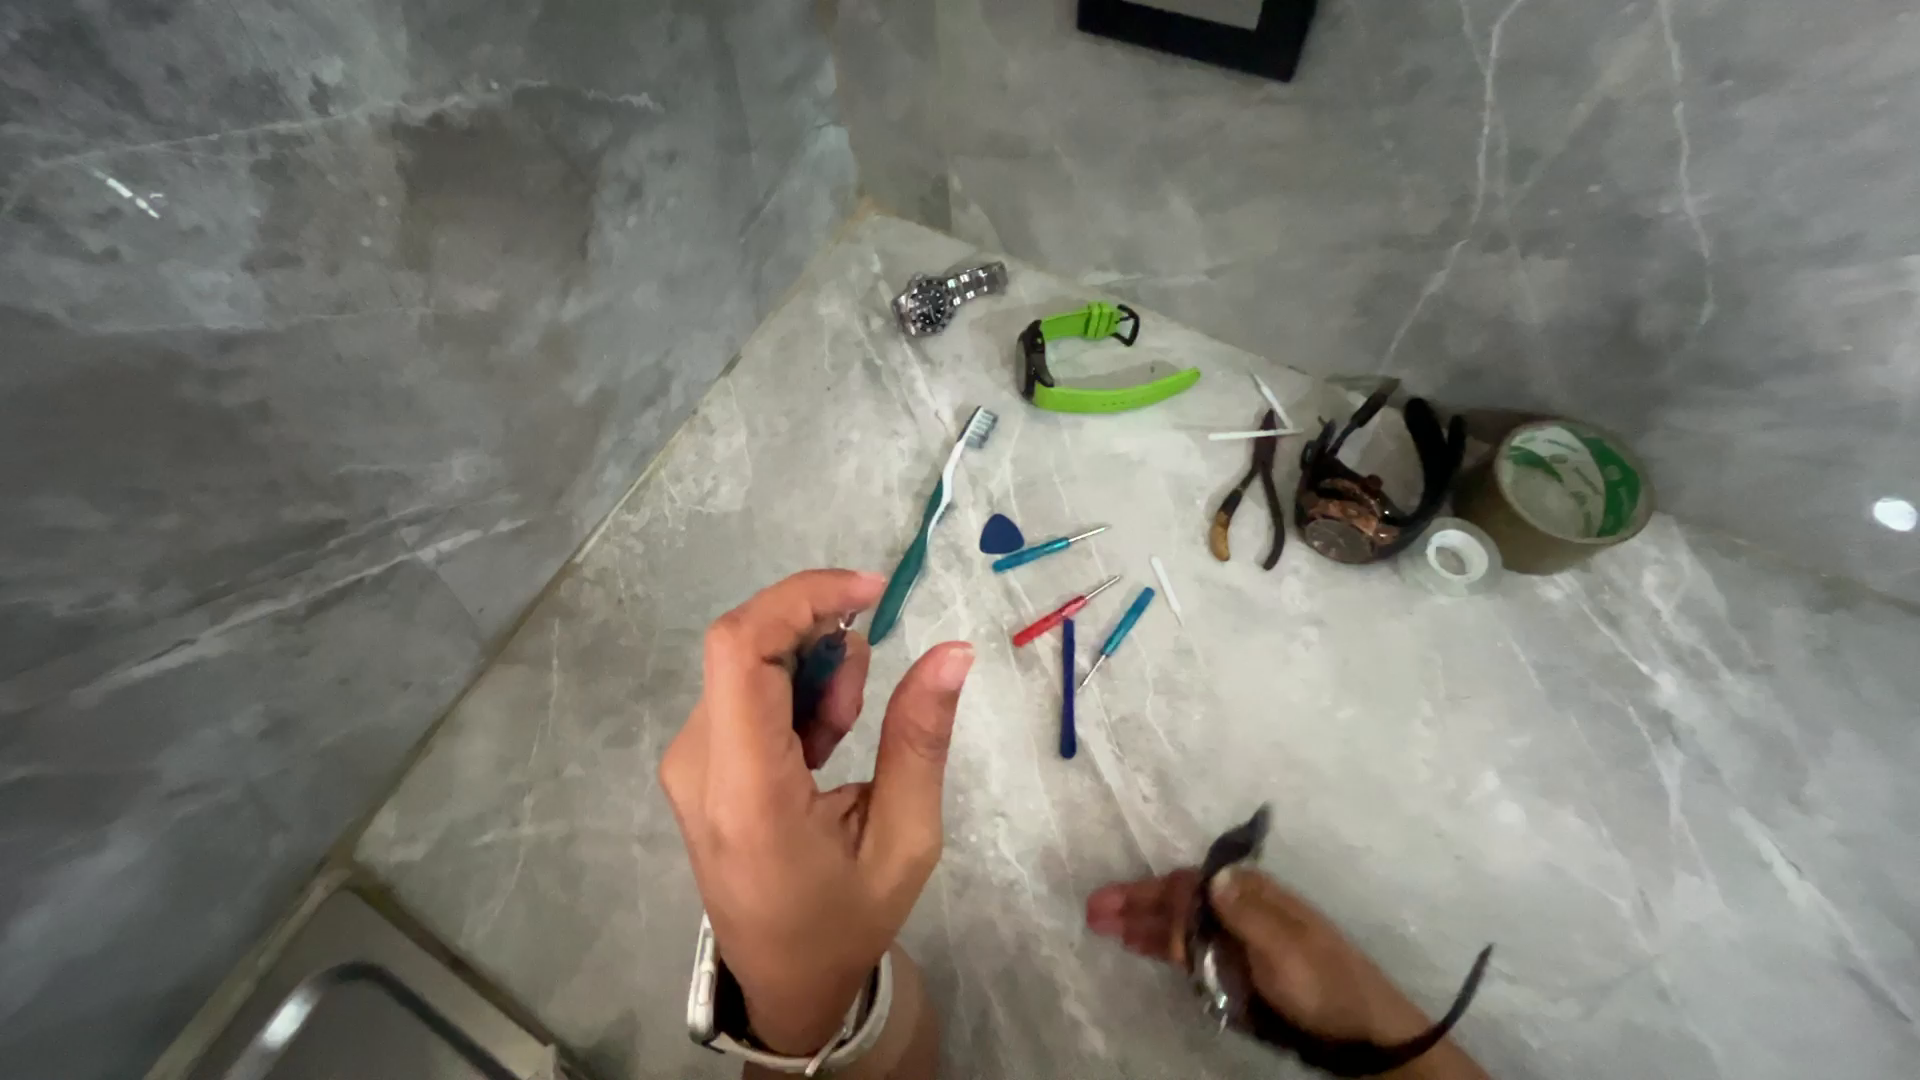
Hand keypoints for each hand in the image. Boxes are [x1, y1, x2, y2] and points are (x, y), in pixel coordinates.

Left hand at [661, 570, 974, 1055]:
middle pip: (746, 645)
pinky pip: (746, 685)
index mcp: (746, 793)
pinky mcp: (695, 754)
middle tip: (863, 706)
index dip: (802, 598)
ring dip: (811, 673)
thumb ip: (921, 738)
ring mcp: (688, 758)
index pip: (741, 650)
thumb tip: (954, 650)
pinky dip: (795, 691)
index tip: (872, 593)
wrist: (782, 978)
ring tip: (844, 739)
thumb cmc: (846, 918)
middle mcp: (697, 764)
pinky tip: (819, 745)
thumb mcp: (905, 838)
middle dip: (820, 644)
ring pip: (750, 661)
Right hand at [1086, 866, 1454, 1048]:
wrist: (1365, 1031)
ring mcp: (1238, 940)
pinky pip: (1191, 951)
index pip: (1187, 886)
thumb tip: (1210, 874)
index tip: (1110, 903)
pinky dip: (1163, 946)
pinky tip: (1142, 946)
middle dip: (1135, 905)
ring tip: (1105, 927)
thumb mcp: (1287, 947)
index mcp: (1250, 896)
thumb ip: (1246, 912)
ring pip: (1180, 926)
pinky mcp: (1239, 969)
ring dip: (1142, 925)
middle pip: (1177, 902)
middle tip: (1092, 913)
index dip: (1148, 893)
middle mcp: (1239, 910)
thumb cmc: (1324, 983)